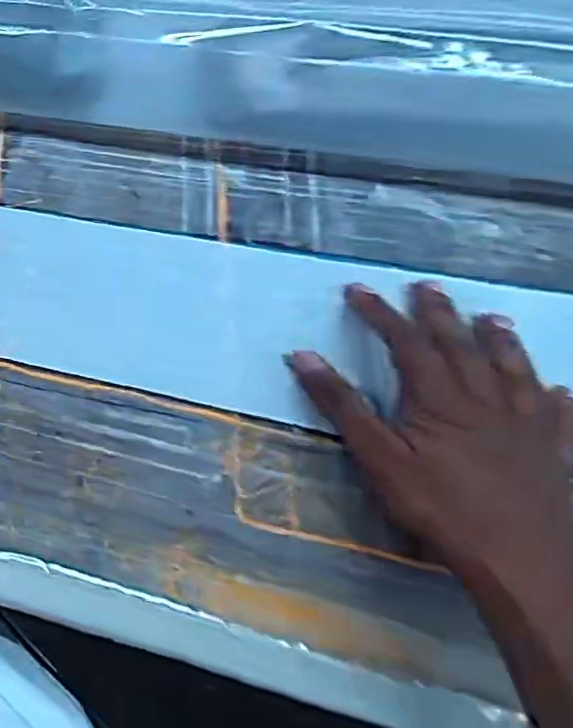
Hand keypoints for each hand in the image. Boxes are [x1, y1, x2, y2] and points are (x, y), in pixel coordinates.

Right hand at [287, 282, 572, 579]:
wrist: (528, 563)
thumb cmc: (438, 505)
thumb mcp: (375, 454)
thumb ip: (340, 403)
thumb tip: (302, 355)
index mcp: (441, 403)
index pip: (408, 346)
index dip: (382, 315)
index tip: (358, 291)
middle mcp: (488, 407)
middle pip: (463, 351)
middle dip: (440, 317)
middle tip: (427, 287)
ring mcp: (529, 431)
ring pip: (516, 375)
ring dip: (500, 343)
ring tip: (492, 318)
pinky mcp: (554, 456)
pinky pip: (560, 418)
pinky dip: (557, 397)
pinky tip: (562, 389)